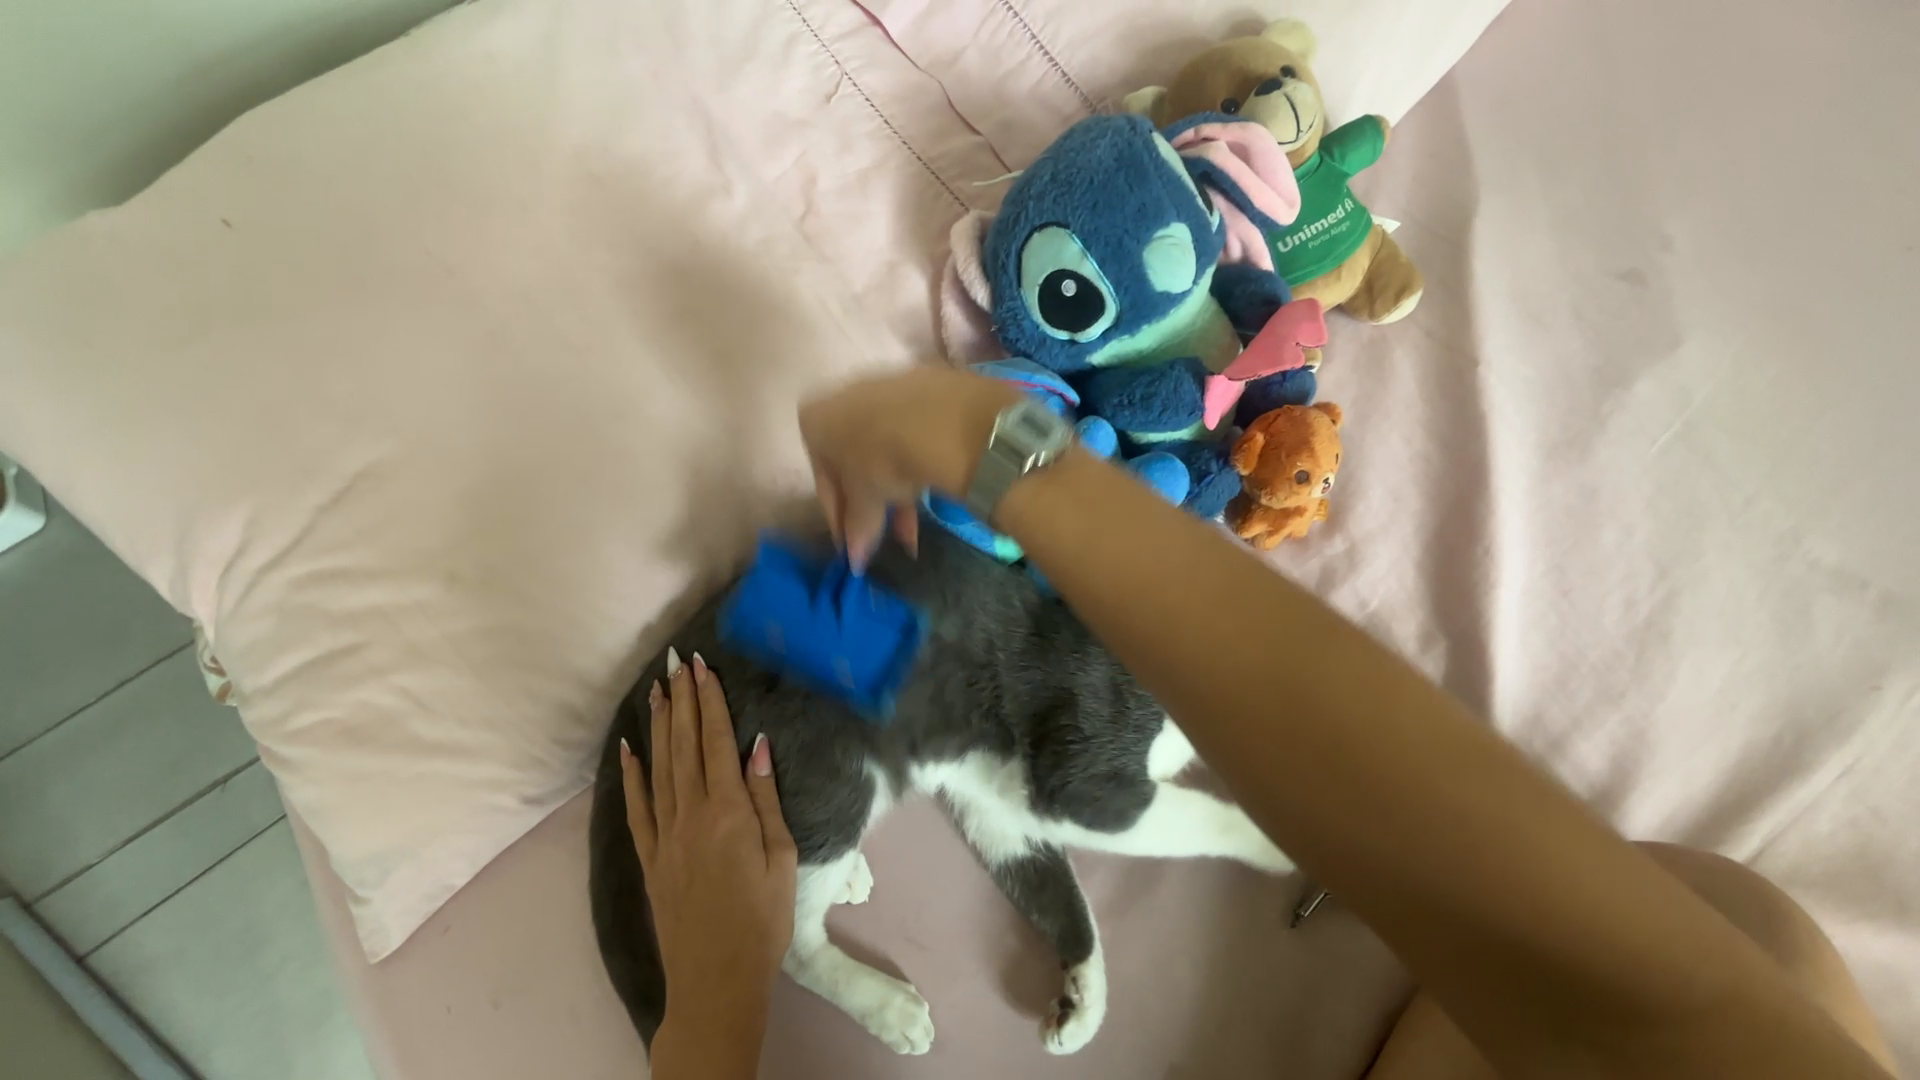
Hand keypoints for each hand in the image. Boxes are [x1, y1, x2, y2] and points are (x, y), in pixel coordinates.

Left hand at [622, 648, 796, 1021]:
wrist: (717, 976)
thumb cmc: (763, 918)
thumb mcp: (783, 857)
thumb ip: (767, 799)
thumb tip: (758, 745)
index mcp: (729, 811)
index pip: (717, 742)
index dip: (709, 703)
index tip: (702, 669)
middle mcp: (692, 814)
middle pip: (685, 746)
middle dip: (683, 702)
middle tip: (677, 664)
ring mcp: (665, 835)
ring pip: (659, 767)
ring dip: (658, 726)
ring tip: (657, 690)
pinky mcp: (650, 857)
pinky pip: (636, 807)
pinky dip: (631, 774)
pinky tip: (628, 748)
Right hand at [798, 366, 1020, 567]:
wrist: (936, 416)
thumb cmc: (880, 459)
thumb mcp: (865, 500)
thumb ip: (857, 528)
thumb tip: (854, 560)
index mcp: (814, 421)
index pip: (822, 481)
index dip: (839, 520)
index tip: (853, 547)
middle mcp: (841, 399)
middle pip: (853, 466)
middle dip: (871, 508)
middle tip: (884, 540)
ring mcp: (882, 390)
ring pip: (883, 453)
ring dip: (895, 496)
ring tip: (911, 531)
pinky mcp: (920, 389)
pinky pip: (908, 438)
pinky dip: (914, 468)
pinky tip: (927, 493)